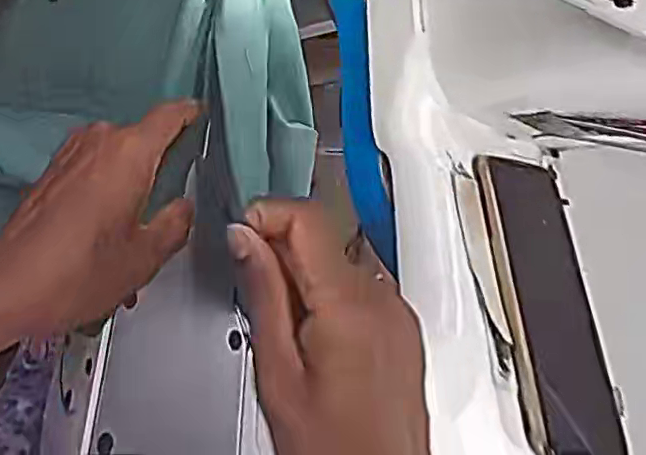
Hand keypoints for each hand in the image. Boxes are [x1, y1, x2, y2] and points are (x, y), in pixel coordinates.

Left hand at [0, 100, 201, 368]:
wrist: (6, 286)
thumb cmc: (75, 272)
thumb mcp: (143, 257)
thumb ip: (176, 223)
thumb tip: (184, 207)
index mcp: (129, 151)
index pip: (170, 114)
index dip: (191, 113)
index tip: (203, 117)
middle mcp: (101, 140)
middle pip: (144, 138)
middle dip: (160, 164)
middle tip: (171, 200)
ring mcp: (73, 151)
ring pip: (117, 155)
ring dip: (130, 180)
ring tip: (133, 227)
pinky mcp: (54, 167)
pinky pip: (93, 165)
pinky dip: (106, 186)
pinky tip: (104, 228)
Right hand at [229, 200, 429, 454]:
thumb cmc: (332, 454)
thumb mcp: (278, 373)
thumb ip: (261, 292)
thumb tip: (242, 236)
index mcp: (350, 304)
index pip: (306, 218)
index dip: (267, 215)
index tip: (242, 233)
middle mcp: (382, 299)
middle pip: (323, 234)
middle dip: (281, 247)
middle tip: (255, 283)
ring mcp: (398, 312)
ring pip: (339, 255)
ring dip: (305, 269)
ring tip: (285, 321)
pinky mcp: (404, 326)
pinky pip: (360, 282)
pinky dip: (330, 289)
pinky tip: (314, 333)